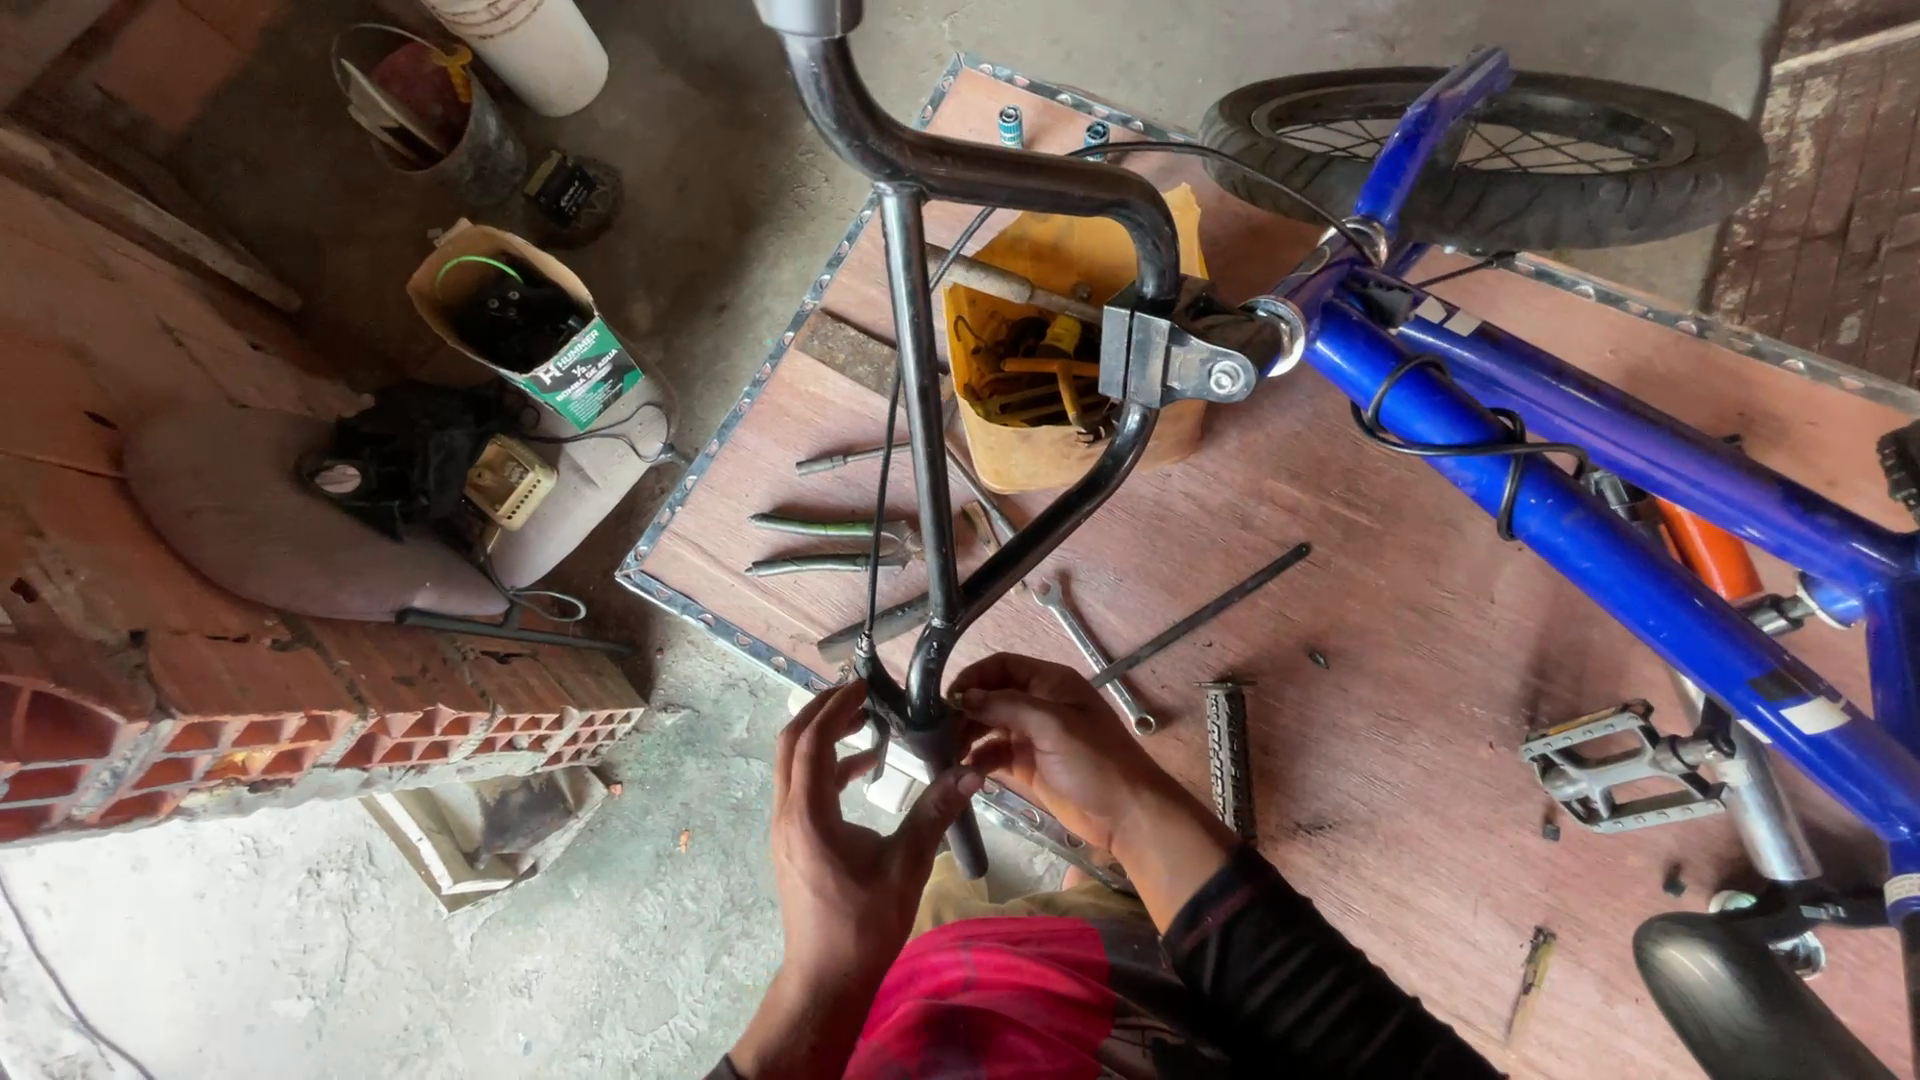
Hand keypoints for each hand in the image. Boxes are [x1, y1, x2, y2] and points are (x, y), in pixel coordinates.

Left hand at [771, 679, 982, 982]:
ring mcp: (785, 828)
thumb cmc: (864, 926)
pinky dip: (829, 766)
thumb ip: (934, 813)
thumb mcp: (905, 867)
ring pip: (794, 763)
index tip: (864, 684)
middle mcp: (788, 814)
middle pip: (792, 743)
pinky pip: (803, 785)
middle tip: (862, 693)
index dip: (836, 706)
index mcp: (809, 816)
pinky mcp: (793, 839)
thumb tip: (970, 771)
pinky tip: (865, 768)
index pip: (812, 742)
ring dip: (825, 736)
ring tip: (867, 721)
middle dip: (823, 711)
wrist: (825, 979)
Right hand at [948, 653, 1176, 852]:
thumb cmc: (1096, 762)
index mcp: (1050, 683)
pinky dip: (979, 760)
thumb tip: (963, 697)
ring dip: (967, 736)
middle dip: (965, 710)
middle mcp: (1039, 704)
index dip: (973, 678)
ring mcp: (1034, 735)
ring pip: (990, 726)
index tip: (946, 699)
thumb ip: (1007, 706)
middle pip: (991, 696)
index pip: (1002, 666)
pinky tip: (964, 771)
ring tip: (945, 753)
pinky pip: (996, 755)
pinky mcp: (1030, 765)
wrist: (1128, 815)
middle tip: (937, 732)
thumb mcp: (1053, 726)